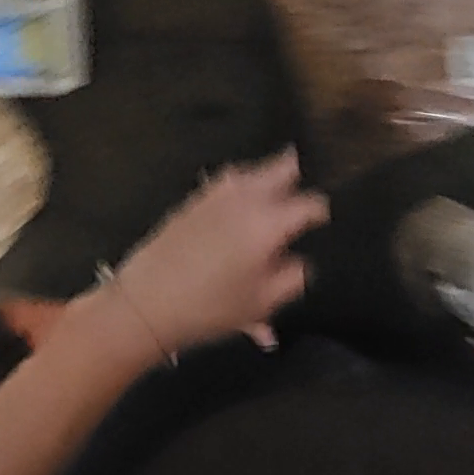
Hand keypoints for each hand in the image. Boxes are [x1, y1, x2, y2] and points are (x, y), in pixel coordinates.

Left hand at [110, 149, 329, 353]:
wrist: (148, 298)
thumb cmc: (211, 307)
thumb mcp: (263, 304)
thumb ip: (292, 277)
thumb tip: (299, 257)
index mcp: (267, 223)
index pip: (309, 204)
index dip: (322, 212)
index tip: (325, 221)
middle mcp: (244, 197)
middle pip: (280, 167)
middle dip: (297, 173)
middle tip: (305, 184)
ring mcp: (216, 191)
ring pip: (253, 170)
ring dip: (268, 176)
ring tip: (278, 191)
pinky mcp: (195, 196)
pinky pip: (230, 180)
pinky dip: (244, 184)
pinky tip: (244, 200)